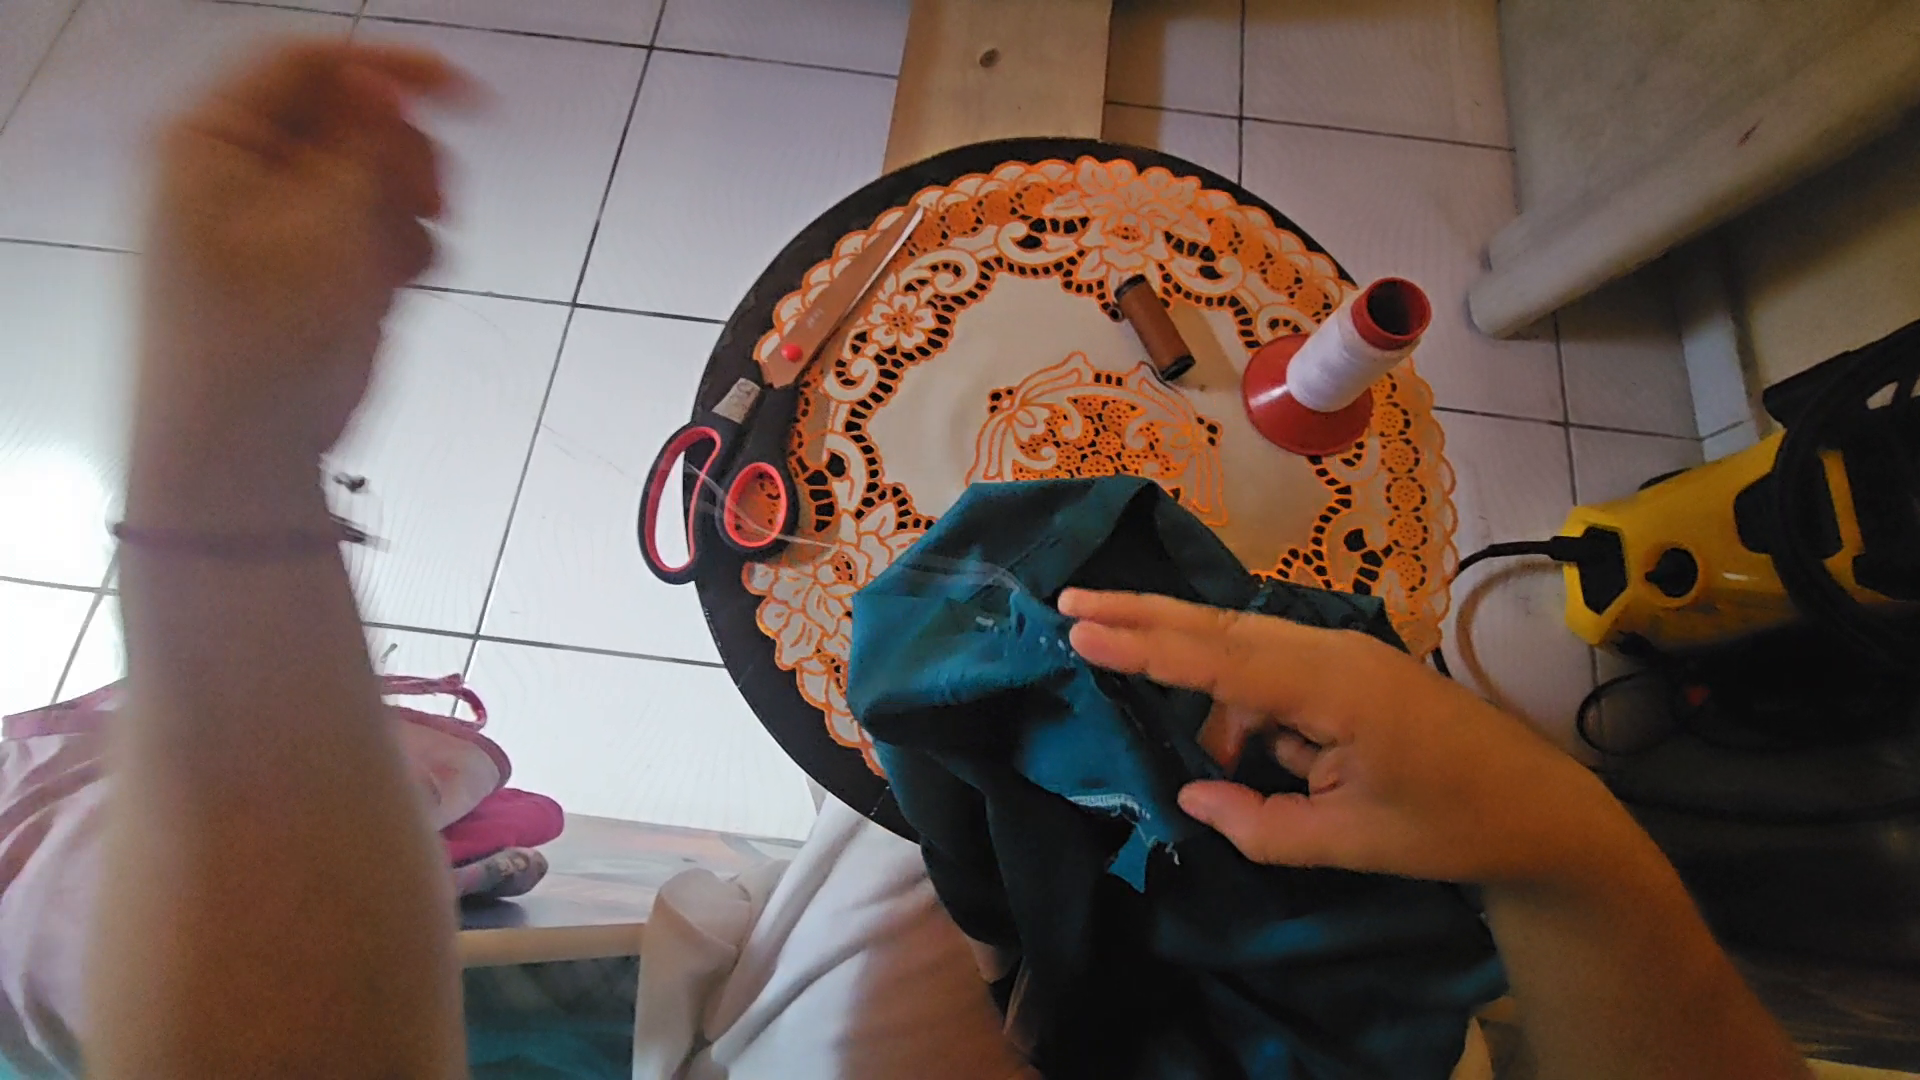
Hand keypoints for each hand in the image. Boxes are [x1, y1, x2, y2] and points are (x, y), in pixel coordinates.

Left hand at [139, 41, 472, 463]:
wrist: (252, 436)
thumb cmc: (268, 334)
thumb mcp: (319, 233)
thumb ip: (357, 153)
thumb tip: (384, 83)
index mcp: (223, 142)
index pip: (309, 68)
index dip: (391, 72)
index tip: (471, 96)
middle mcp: (259, 171)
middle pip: (360, 125)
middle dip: (409, 162)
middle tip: (432, 206)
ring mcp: (301, 221)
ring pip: (386, 183)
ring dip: (414, 214)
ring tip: (403, 263)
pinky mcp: (337, 265)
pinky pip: (391, 233)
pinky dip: (410, 253)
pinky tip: (399, 286)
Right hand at [1058, 588, 1649, 888]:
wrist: (1546, 810)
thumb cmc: (1450, 827)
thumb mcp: (1349, 843)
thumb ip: (1257, 824)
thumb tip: (1190, 796)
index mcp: (1331, 686)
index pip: (1216, 659)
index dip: (1143, 645)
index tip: (1082, 630)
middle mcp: (1325, 650)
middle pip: (1214, 623)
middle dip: (1138, 614)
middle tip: (1071, 603)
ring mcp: (1332, 650)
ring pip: (1233, 646)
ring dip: (1193, 680)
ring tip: (1199, 749)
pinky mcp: (1335, 664)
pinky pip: (1261, 674)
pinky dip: (1235, 708)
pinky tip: (1245, 756)